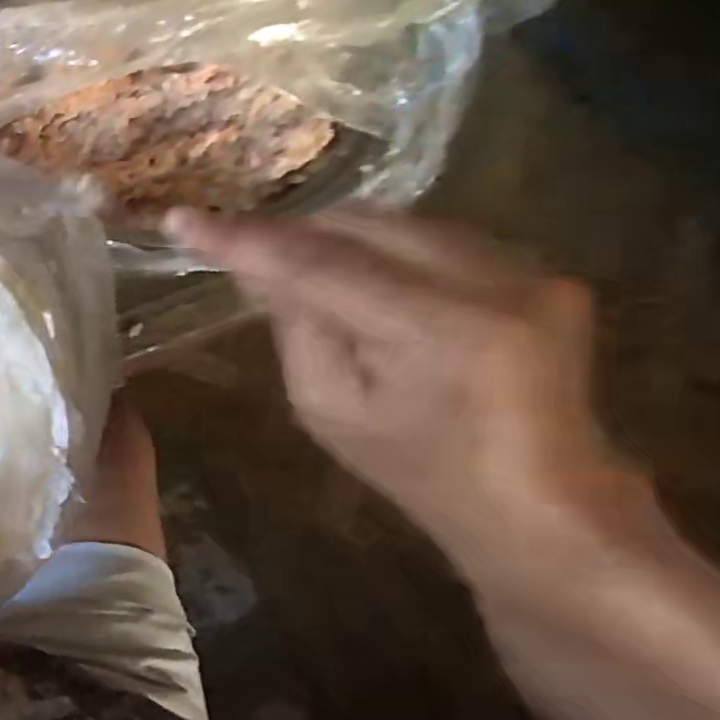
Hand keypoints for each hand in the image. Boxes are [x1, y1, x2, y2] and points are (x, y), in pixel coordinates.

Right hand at [164, 208, 613, 546]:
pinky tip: (345, 273)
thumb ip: (292, 324)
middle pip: (356, 226)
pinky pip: (426, 235)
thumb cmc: (414, 467)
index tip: (181, 219)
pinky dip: (370, 246)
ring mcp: (525, 270)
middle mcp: (490, 282)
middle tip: (230, 247)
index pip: (315, 264)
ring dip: (326, 237)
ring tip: (283, 264)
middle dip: (284, 233)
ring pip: (391, 221)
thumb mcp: (326, 404)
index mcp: (436, 331)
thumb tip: (254, 264)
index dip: (241, 240)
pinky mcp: (535, 269)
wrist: (538, 500)